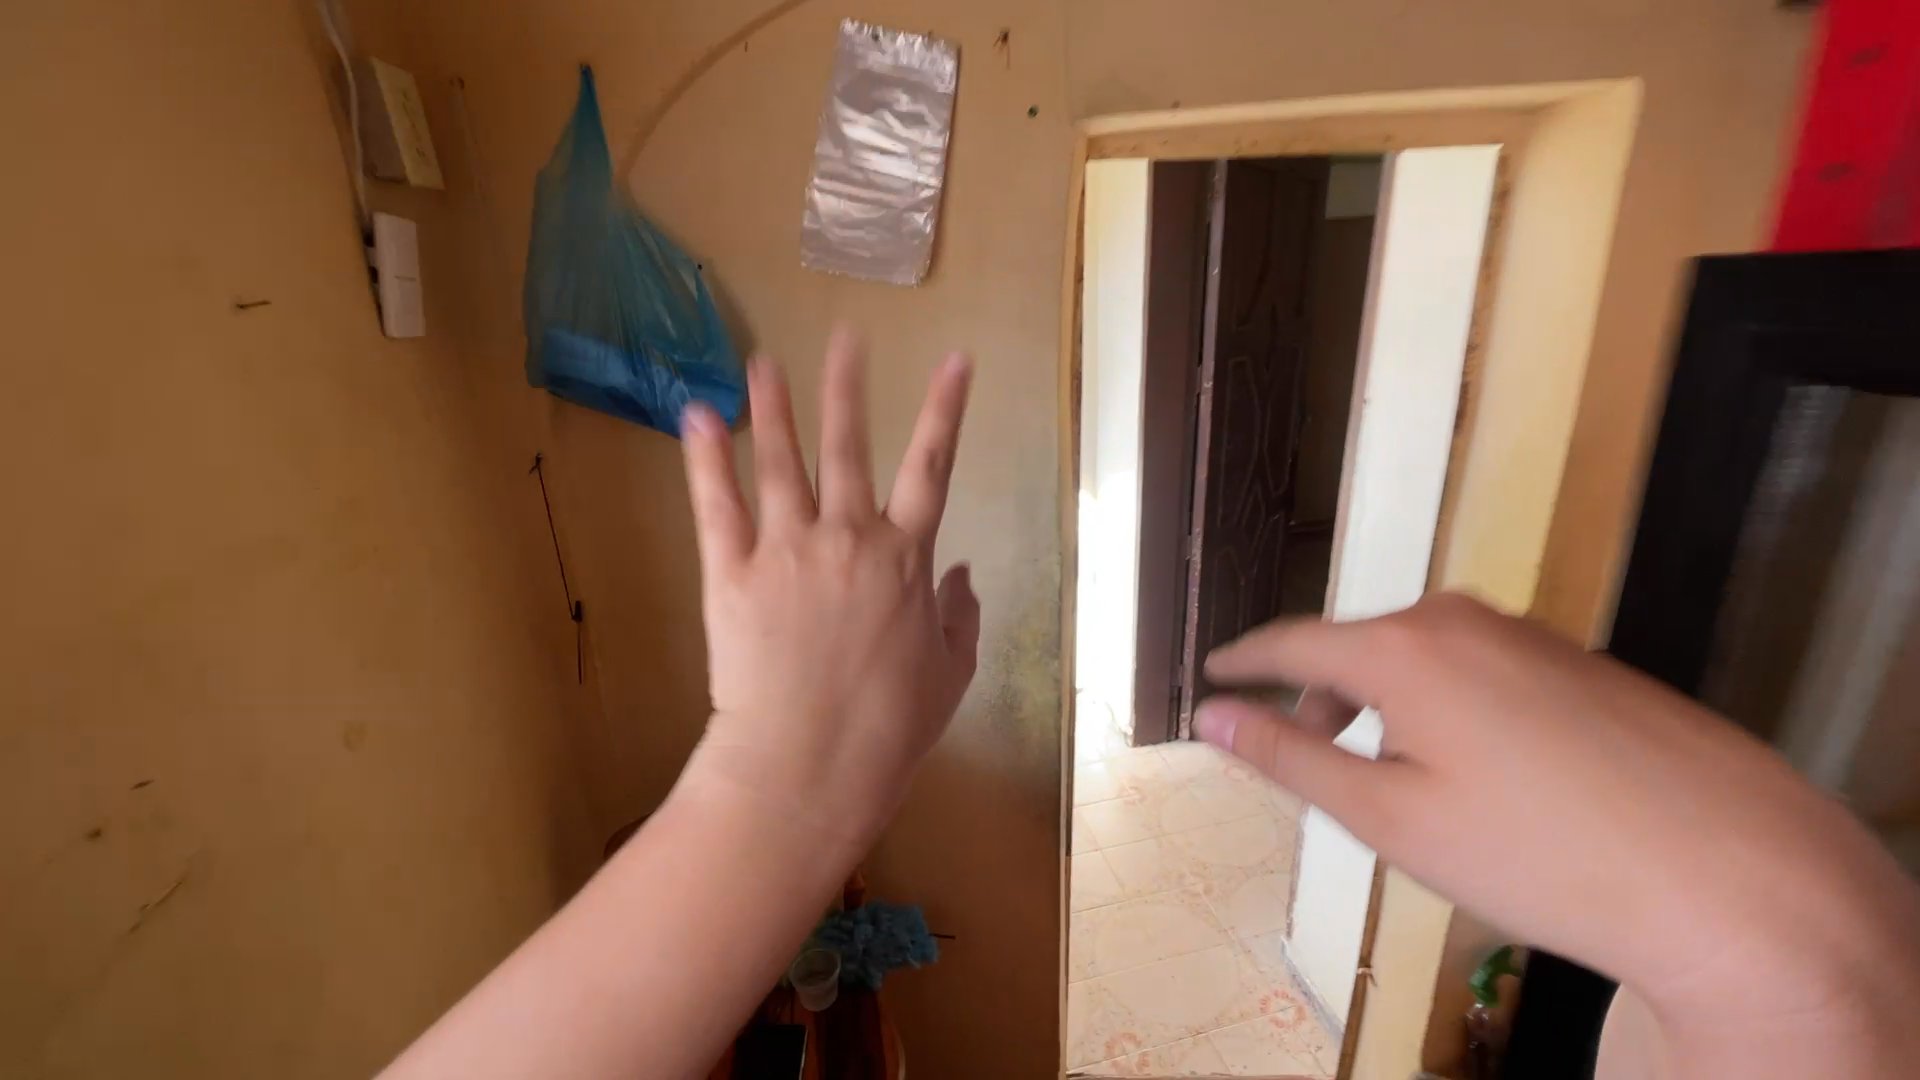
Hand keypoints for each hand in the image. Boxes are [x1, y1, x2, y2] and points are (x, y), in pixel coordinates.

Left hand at [674, 329, 979, 858]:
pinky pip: (717, 505)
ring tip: (764, 361)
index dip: (946, 408)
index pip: (932, 465)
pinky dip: (705, 458)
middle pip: (849, 445)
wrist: (809, 768)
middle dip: (847, 386)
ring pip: (780, 461)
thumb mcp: (950, 673)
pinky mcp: (731, 573)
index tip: (956, 359)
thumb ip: (962, 615)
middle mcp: (849, 537)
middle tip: (844, 336)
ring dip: (773, 406)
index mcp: (906, 558)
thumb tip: (964, 571)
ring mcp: (786, 550)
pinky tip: (697, 416)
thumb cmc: (890, 728)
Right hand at [1196, 594, 1919, 1077]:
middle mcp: (1458, 620)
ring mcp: (1527, 633)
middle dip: (1319, 695)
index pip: (1289, 642)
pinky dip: (1441, 702)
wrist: (1752, 883)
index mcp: (1400, 649)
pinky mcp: (1578, 658)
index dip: (1243, 659)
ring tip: (1394, 772)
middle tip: (1310, 751)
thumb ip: (1286, 755)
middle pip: (1355, 648)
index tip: (1213, 669)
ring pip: (1417, 657)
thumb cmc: (1537, 853)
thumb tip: (1209, 716)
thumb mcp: (1387, 815)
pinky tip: (1478, 768)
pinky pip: (1475, 665)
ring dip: (1381, 702)